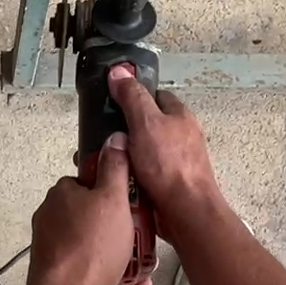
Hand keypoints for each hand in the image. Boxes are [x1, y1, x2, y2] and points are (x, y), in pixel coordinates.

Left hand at [26, 133, 134, 284]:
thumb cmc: (92, 246)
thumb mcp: (113, 199)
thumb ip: (115, 167)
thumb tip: (114, 138)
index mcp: (62, 191)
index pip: (91, 180)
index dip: (115, 191)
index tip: (132, 206)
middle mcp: (50, 213)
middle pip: (93, 211)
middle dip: (120, 225)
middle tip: (140, 238)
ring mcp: (50, 242)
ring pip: (91, 238)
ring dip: (116, 249)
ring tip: (140, 267)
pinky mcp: (53, 267)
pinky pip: (85, 260)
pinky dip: (105, 268)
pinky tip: (127, 282)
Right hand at [107, 64, 224, 232]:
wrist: (186, 212)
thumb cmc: (170, 165)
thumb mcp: (146, 123)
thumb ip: (132, 97)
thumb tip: (118, 72)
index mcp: (178, 116)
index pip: (153, 96)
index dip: (131, 97)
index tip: (110, 103)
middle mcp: (179, 136)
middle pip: (144, 125)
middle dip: (121, 132)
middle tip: (99, 138)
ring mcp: (174, 161)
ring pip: (140, 151)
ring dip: (121, 156)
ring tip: (100, 163)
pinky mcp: (167, 183)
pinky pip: (142, 174)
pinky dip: (127, 176)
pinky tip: (113, 180)